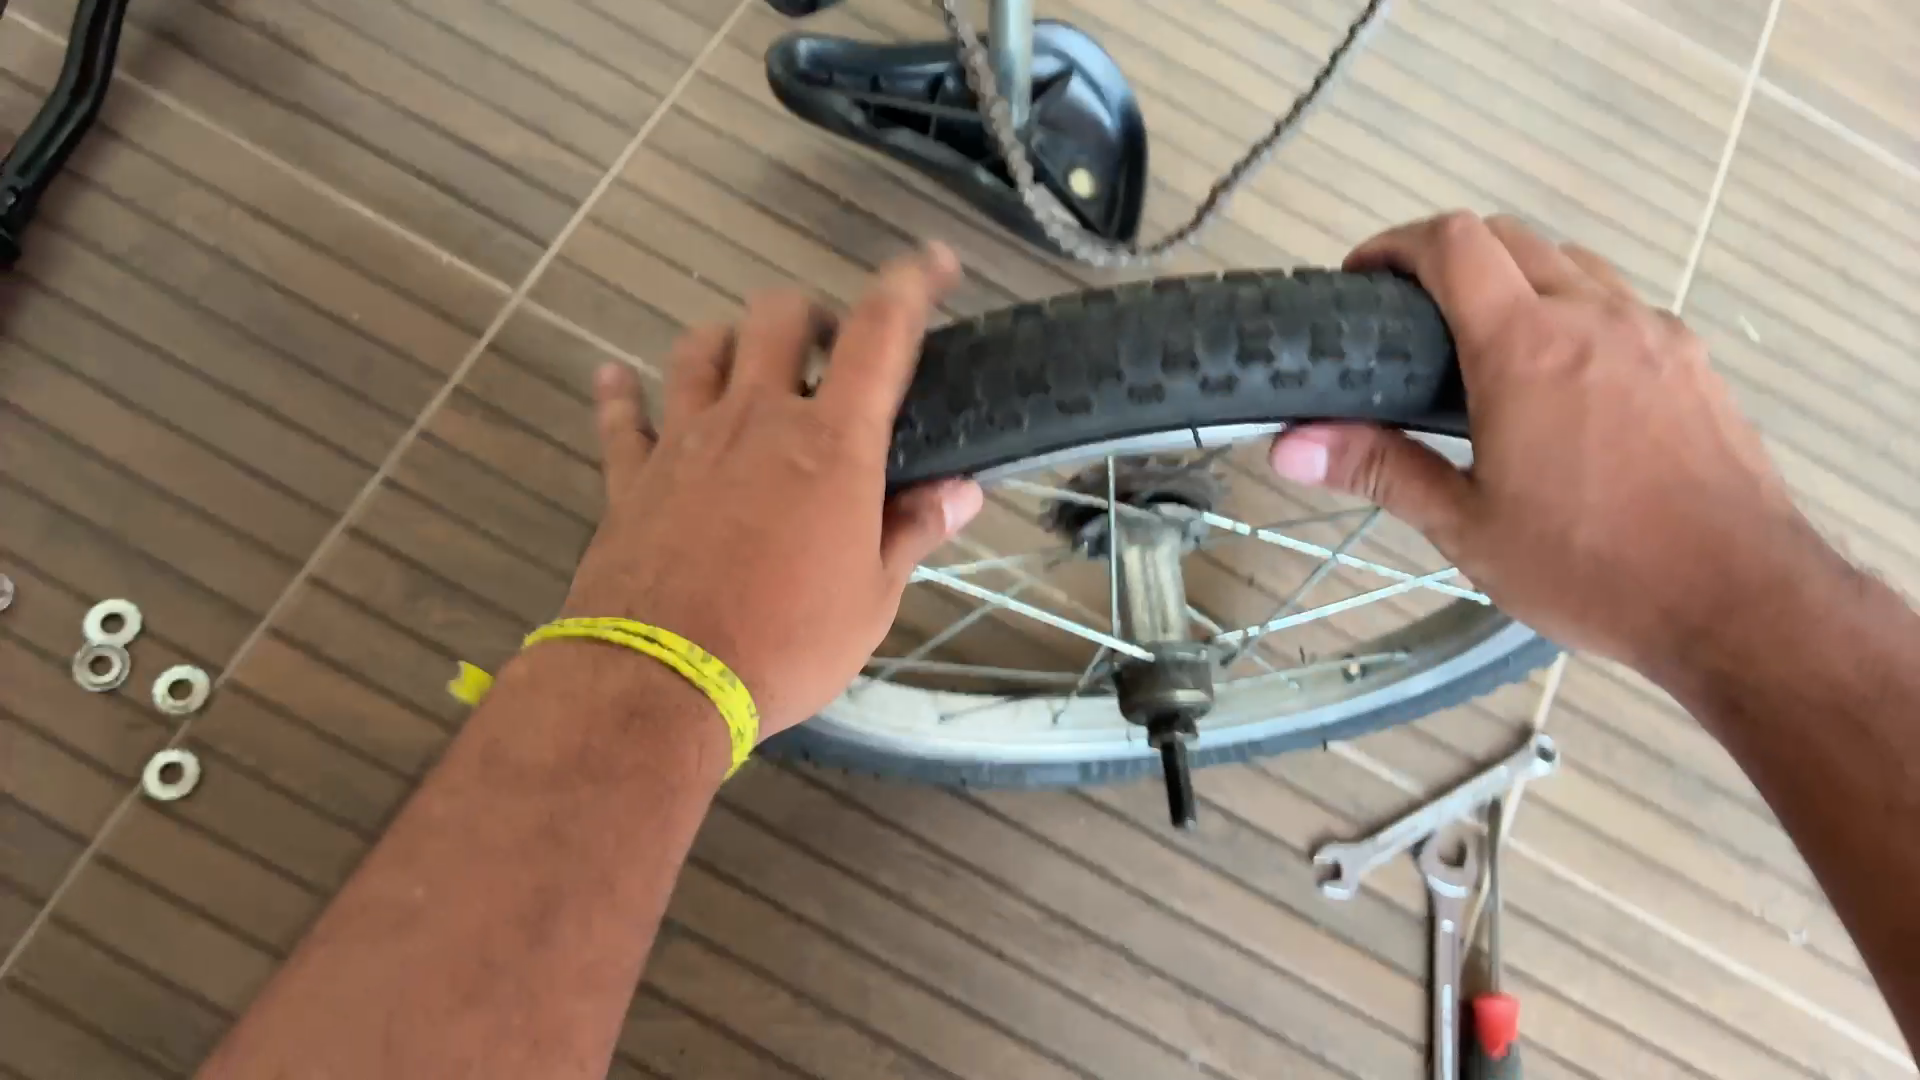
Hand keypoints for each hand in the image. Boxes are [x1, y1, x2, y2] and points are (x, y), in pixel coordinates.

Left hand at [563, 245, 983, 736]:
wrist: (663, 685)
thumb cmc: (788, 642)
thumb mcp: (872, 597)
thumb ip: (914, 530)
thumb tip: (964, 492)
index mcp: (831, 445)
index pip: (880, 336)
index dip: (910, 286)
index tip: (932, 260)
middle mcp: (757, 420)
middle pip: (778, 317)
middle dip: (811, 316)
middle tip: (828, 353)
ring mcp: (686, 441)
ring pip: (702, 350)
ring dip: (731, 343)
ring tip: (750, 371)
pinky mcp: (630, 476)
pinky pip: (622, 416)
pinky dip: (623, 394)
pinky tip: (620, 382)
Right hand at [1268, 212, 1835, 671]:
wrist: (1742, 603)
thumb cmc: (1587, 566)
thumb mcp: (1463, 524)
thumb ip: (1376, 469)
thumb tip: (1287, 448)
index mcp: (1527, 349)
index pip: (1456, 245)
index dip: (1396, 245)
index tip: (1358, 278)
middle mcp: (1595, 318)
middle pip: (1510, 235)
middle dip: (1443, 252)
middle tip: (1397, 309)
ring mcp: (1653, 332)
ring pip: (1567, 259)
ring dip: (1505, 272)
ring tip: (1462, 336)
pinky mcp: (1688, 359)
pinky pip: (1611, 298)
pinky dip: (1558, 302)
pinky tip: (1540, 371)